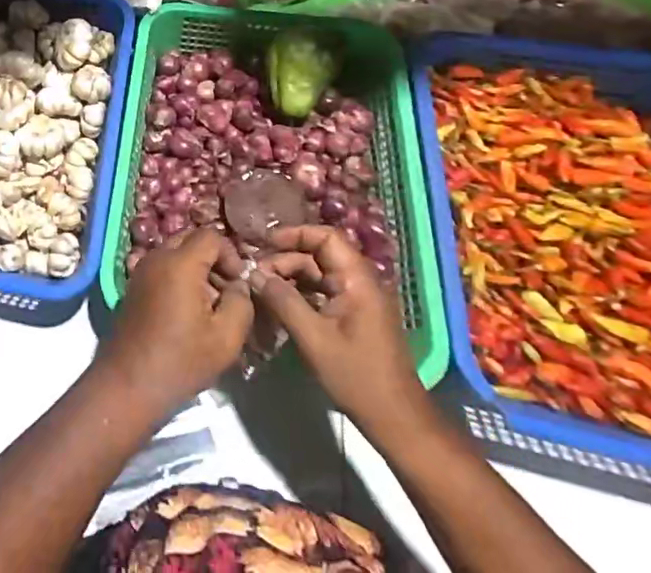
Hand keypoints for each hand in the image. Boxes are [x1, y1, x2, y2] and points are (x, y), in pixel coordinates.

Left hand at [99, 229, 253, 411]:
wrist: (130, 382)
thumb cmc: (181, 360)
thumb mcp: (227, 336)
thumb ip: (241, 302)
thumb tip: (239, 284)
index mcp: (179, 263)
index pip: (211, 236)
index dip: (231, 255)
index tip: (238, 284)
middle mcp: (156, 257)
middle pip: (191, 239)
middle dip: (213, 259)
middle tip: (227, 291)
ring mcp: (141, 270)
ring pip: (175, 253)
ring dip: (197, 269)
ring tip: (211, 305)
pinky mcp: (134, 285)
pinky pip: (162, 267)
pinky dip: (179, 277)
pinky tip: (189, 310)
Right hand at [250, 226, 429, 429]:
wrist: (395, 417)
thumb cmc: (356, 375)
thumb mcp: (313, 338)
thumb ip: (283, 301)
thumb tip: (255, 274)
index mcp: (357, 281)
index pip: (327, 237)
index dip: (295, 234)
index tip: (265, 244)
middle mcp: (360, 283)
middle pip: (319, 255)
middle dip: (286, 259)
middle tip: (256, 274)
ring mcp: (358, 300)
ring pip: (319, 274)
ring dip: (290, 277)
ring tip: (262, 289)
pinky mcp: (354, 316)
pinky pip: (323, 292)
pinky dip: (300, 293)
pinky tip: (279, 304)